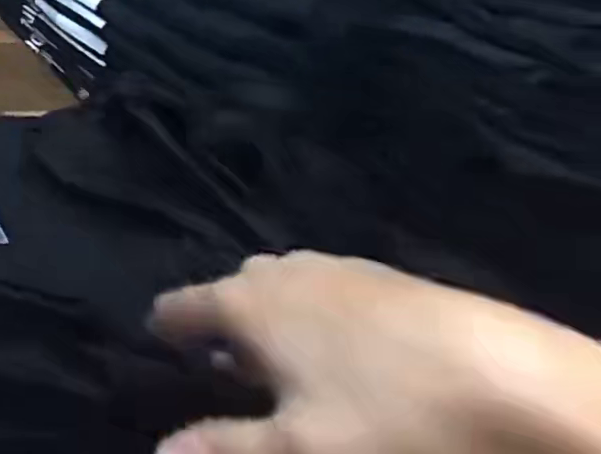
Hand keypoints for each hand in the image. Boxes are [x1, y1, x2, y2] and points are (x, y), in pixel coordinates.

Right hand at [152, 251, 600, 453]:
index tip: (164, 345)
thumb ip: (228, 446)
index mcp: (241, 301)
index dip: (167, 327)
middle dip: (229, 326)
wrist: (549, 393)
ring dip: (279, 319)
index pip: (179, 306)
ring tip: (303, 363)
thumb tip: (158, 451)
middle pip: (230, 292)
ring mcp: (335, 269)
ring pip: (283, 288)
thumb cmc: (402, 422)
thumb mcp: (309, 450)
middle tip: (243, 372)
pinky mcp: (393, 279)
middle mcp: (274, 272)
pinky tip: (366, 352)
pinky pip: (333, 292)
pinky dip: (327, 317)